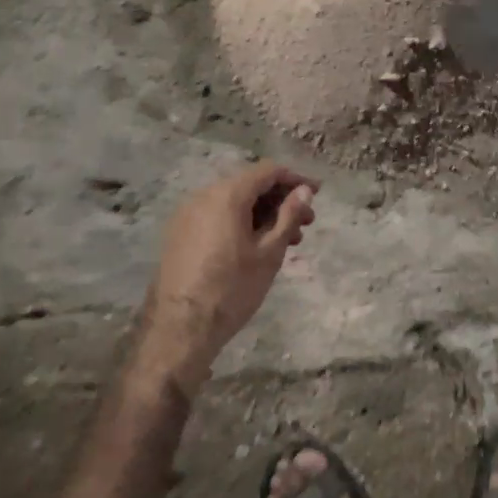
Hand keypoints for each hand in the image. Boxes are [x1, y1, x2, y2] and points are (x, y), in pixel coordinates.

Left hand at [144, 162, 317, 386]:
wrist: (181, 326)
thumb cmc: (233, 288)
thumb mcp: (270, 252)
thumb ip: (288, 216)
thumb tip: (304, 191)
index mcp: (227, 195)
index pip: (267, 171)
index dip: (295, 180)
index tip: (317, 195)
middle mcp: (203, 196)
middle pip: (249, 185)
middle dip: (280, 200)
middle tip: (306, 223)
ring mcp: (187, 215)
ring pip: (233, 202)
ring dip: (262, 213)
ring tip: (286, 239)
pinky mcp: (179, 234)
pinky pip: (217, 216)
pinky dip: (241, 222)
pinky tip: (257, 246)